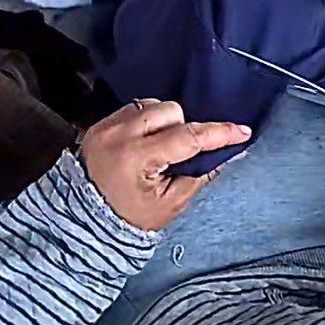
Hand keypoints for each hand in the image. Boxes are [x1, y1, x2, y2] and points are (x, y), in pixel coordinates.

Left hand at [78, 100, 250, 229]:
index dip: (219, 133)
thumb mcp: (170, 203)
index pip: (187, 137)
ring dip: (165, 121)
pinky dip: (146, 120)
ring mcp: (106, 126)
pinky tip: (144, 141)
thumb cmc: (129, 217)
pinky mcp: (99, 123)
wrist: (83, 220)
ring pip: (153, 104)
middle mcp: (119, 134)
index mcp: (137, 157)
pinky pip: (134, 108)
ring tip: (160, 147)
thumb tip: (226, 153)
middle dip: (184, 127)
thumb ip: (200, 175)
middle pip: (171, 111)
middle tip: (179, 153)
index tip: (242, 131)